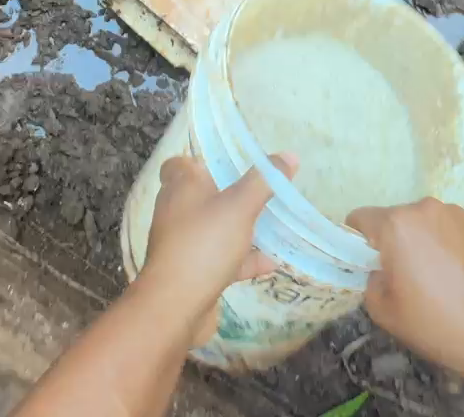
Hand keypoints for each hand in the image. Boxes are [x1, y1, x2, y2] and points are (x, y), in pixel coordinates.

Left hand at [137, 153, 296, 343]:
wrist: (174, 307)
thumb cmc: (203, 243)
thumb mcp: (239, 206)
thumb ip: (264, 181)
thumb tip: (288, 156)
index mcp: (181, 186)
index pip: (180, 163)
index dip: (201, 160)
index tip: (230, 161)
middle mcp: (177, 211)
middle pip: (203, 194)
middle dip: (230, 193)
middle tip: (260, 190)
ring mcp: (184, 243)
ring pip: (214, 227)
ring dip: (240, 227)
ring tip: (272, 224)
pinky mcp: (193, 272)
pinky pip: (221, 258)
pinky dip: (244, 259)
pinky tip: (271, 262)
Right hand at [347, 198, 463, 381]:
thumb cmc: (434, 323)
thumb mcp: (383, 312)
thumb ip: (369, 281)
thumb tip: (380, 271)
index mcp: (396, 225)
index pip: (361, 218)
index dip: (358, 240)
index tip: (369, 263)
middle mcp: (424, 208)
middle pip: (396, 218)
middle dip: (395, 241)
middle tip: (407, 275)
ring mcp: (456, 213)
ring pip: (426, 221)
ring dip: (423, 238)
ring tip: (439, 274)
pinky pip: (452, 227)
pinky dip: (450, 242)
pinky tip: (461, 272)